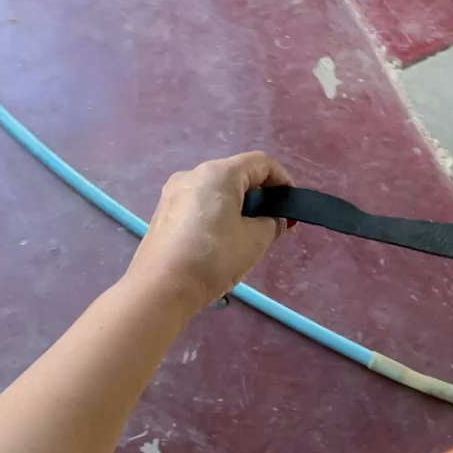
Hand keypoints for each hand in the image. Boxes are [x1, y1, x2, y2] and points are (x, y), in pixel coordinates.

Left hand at [126, 152, 293, 312]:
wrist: (160, 288)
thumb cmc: (213, 258)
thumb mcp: (255, 240)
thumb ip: (273, 223)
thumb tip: (274, 218)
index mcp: (218, 173)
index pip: (261, 163)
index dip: (283, 181)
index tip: (291, 207)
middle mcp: (193, 174)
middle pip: (237, 175)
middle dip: (260, 196)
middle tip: (274, 225)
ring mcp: (174, 193)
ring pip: (217, 190)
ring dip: (238, 206)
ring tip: (248, 236)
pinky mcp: (163, 212)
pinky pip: (200, 204)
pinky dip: (217, 214)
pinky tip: (220, 242)